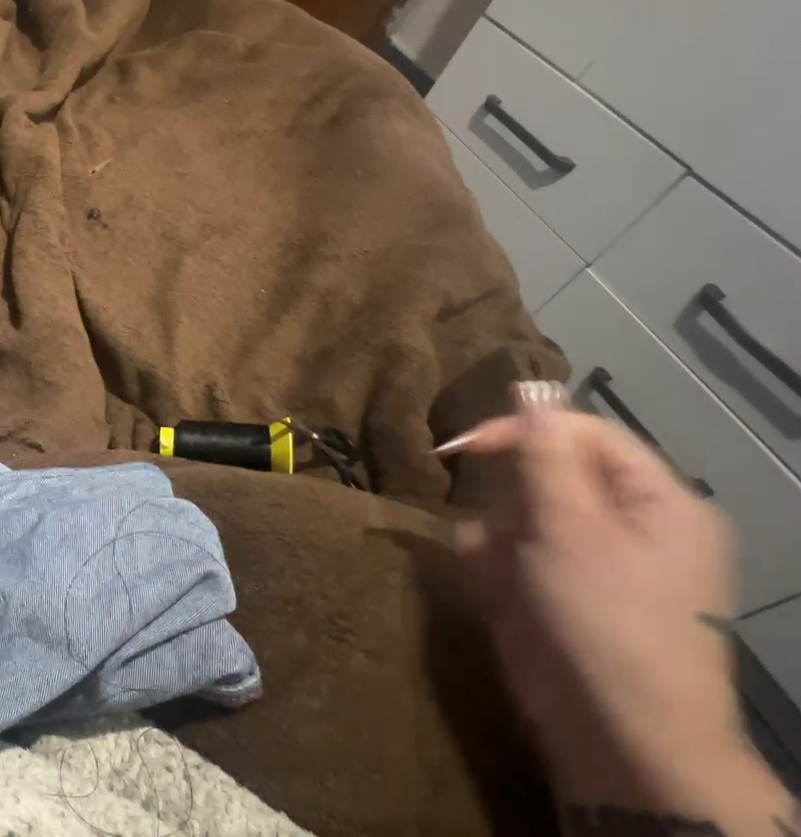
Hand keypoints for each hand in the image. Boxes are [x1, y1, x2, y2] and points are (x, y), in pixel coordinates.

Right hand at [446, 386, 795, 832]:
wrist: (610, 726)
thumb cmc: (603, 618)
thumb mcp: (570, 527)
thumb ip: (543, 455)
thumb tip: (530, 388)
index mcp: (657, 502)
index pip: (583, 434)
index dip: (522, 431)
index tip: (460, 447)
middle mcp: (626, 522)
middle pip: (543, 473)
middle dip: (505, 498)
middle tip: (494, 530)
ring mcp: (587, 558)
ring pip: (514, 512)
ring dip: (491, 535)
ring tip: (499, 572)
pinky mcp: (552, 588)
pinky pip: (504, 551)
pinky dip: (488, 564)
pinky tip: (494, 589)